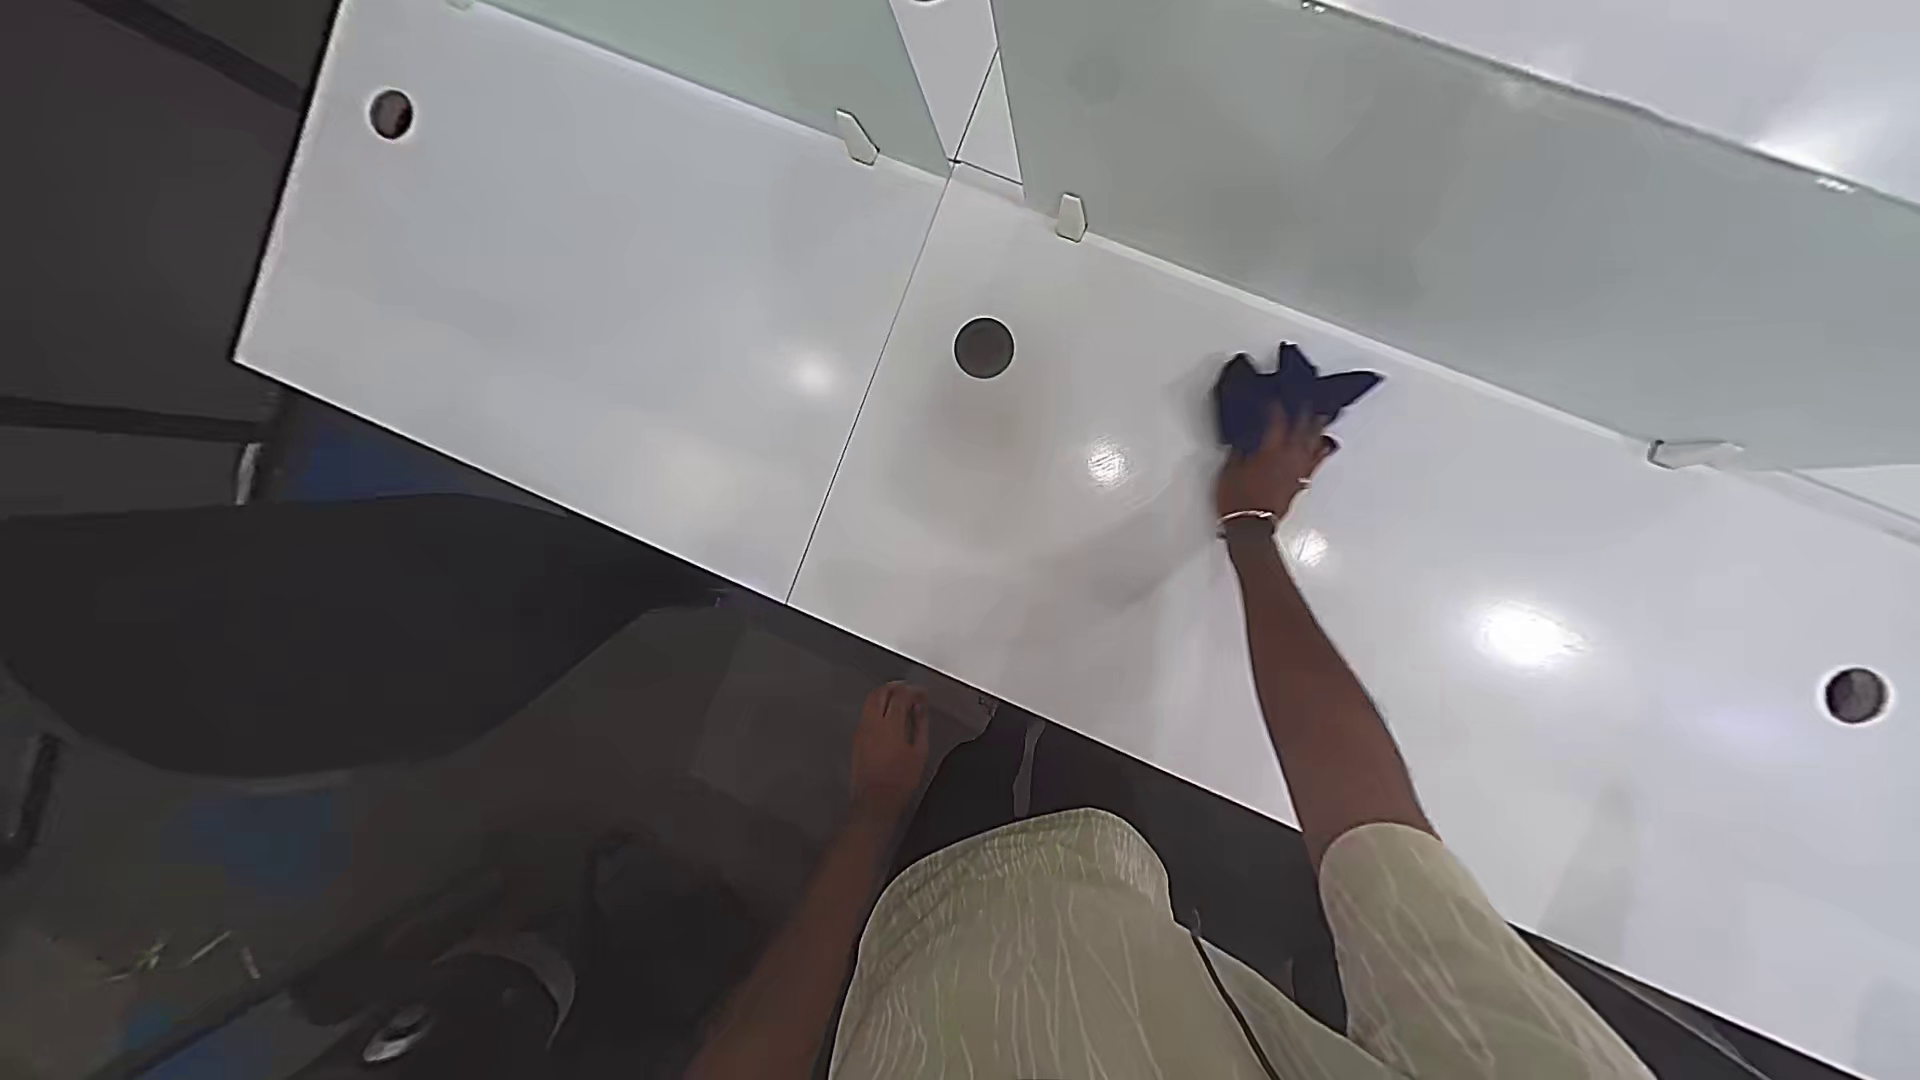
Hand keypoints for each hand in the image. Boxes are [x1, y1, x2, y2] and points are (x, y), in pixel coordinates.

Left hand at [849, 681, 929, 821]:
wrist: (874, 801)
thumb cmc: (900, 780)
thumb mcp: (919, 752)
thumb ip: (920, 725)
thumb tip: (920, 708)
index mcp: (891, 724)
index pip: (901, 695)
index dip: (913, 690)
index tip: (922, 694)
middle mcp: (873, 723)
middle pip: (881, 692)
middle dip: (896, 686)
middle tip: (909, 689)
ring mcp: (861, 729)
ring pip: (870, 700)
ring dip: (885, 694)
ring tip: (898, 698)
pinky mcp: (856, 737)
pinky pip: (866, 712)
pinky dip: (877, 706)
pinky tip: (887, 714)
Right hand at [1215, 405, 1334, 521]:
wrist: (1249, 525)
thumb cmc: (1237, 499)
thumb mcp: (1230, 470)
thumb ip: (1240, 451)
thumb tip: (1245, 441)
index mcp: (1271, 450)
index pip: (1277, 421)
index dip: (1276, 407)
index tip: (1273, 399)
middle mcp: (1290, 457)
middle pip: (1303, 427)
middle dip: (1305, 411)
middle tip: (1305, 400)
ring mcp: (1298, 469)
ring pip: (1315, 442)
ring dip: (1318, 427)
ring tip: (1321, 416)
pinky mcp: (1301, 481)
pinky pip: (1317, 461)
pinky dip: (1322, 449)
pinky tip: (1324, 445)